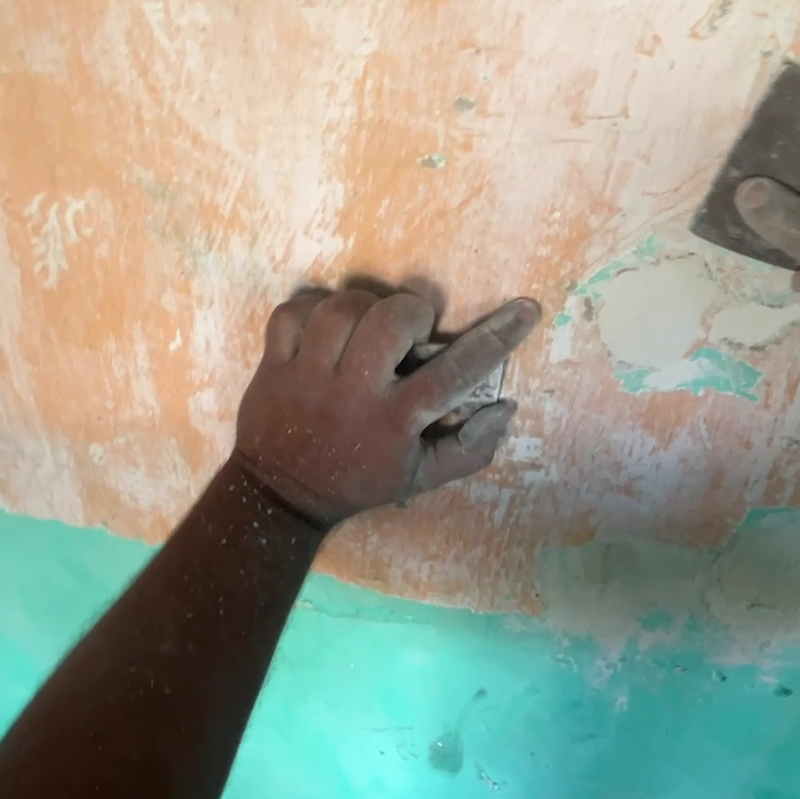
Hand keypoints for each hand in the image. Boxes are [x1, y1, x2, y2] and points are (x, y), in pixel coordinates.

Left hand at [232, 289, 540, 528]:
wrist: (282, 494)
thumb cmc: (361, 481)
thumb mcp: (422, 477)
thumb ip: (470, 448)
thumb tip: (505, 407)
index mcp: (394, 421)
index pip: (456, 371)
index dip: (497, 336)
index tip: (526, 309)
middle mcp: (352, 393)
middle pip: (389, 322)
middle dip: (412, 312)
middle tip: (410, 330)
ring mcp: (307, 376)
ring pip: (340, 309)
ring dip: (364, 305)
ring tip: (368, 325)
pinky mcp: (273, 364)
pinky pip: (292, 312)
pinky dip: (312, 308)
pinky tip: (325, 326)